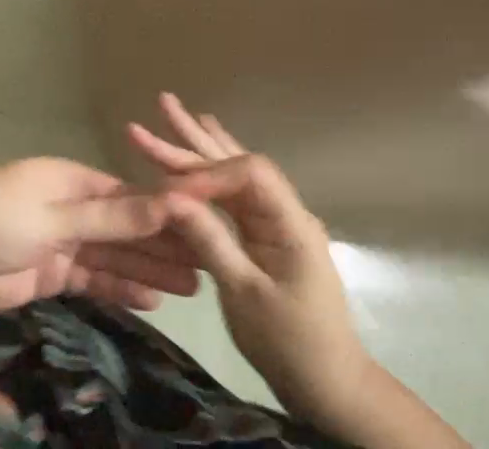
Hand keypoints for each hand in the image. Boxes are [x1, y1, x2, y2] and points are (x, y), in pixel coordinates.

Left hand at [0, 157, 200, 312]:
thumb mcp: (56, 216)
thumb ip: (111, 218)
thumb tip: (169, 204)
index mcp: (68, 180)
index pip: (125, 194)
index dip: (164, 210)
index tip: (207, 226)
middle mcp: (68, 207)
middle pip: (124, 227)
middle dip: (163, 244)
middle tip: (210, 265)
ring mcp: (61, 241)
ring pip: (113, 254)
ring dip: (149, 269)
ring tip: (193, 288)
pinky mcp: (52, 273)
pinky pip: (94, 277)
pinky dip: (120, 287)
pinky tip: (153, 300)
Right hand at [130, 96, 372, 420]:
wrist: (328, 384)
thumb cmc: (290, 341)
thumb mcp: (244, 294)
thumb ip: (209, 240)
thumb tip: (168, 197)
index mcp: (291, 224)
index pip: (248, 173)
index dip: (205, 171)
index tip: (166, 188)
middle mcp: (285, 212)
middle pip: (236, 163)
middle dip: (193, 139)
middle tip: (160, 105)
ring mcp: (274, 222)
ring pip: (231, 173)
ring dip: (197, 144)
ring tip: (169, 108)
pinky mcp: (263, 234)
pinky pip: (231, 194)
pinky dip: (208, 169)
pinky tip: (201, 141)